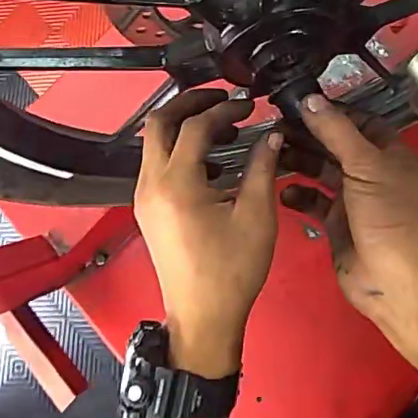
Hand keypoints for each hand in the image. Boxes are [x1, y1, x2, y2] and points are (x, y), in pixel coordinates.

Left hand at [135, 89, 282, 377]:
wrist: (202, 317)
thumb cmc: (230, 273)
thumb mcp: (256, 216)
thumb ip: (263, 168)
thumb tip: (271, 135)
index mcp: (177, 184)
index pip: (196, 126)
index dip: (224, 110)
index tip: (247, 107)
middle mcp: (152, 185)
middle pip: (160, 122)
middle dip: (190, 103)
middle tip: (221, 99)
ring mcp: (145, 198)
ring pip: (154, 142)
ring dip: (184, 126)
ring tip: (221, 127)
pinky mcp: (149, 210)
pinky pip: (157, 164)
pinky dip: (180, 149)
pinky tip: (212, 160)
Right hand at [281, 94, 417, 343]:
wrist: (398, 281)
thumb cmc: (390, 215)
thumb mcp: (366, 165)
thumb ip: (336, 131)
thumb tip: (310, 99)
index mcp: (387, 152)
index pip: (355, 121)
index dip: (328, 111)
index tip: (294, 103)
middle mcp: (370, 171)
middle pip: (334, 145)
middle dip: (307, 136)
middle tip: (272, 127)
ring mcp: (353, 199)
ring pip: (321, 171)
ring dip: (298, 162)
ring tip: (270, 153)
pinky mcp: (337, 223)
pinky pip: (314, 202)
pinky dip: (298, 195)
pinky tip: (281, 192)